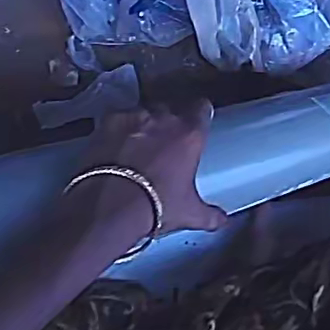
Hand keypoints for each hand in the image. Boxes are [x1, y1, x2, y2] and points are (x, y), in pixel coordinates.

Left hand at [81, 100, 229, 233]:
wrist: (110, 205)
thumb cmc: (154, 204)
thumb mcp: (188, 213)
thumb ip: (209, 215)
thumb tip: (221, 221)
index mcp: (190, 135)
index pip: (202, 108)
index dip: (200, 114)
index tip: (197, 121)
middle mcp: (165, 119)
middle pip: (170, 110)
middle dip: (168, 123)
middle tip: (164, 144)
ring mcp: (135, 118)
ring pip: (143, 113)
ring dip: (142, 125)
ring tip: (136, 147)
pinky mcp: (108, 122)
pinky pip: (118, 118)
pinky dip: (118, 129)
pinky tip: (114, 145)